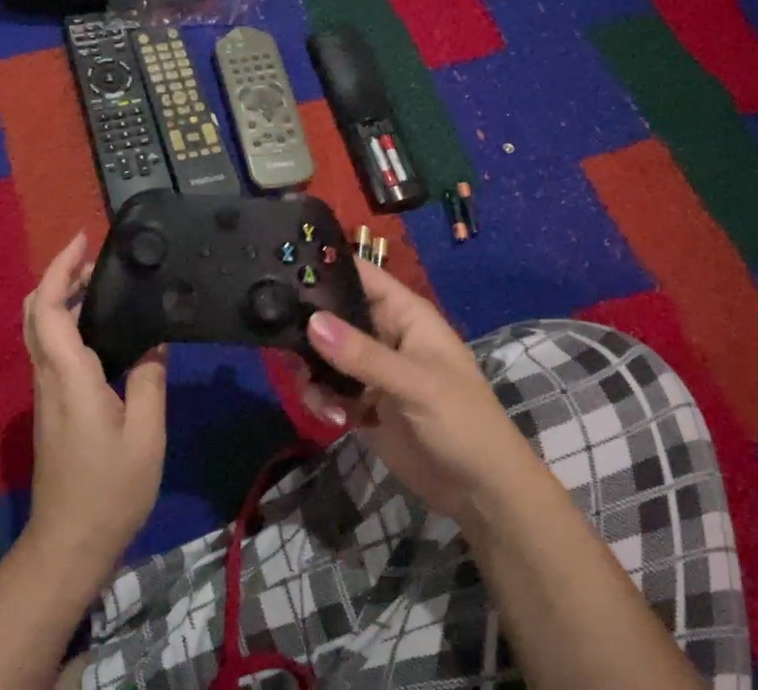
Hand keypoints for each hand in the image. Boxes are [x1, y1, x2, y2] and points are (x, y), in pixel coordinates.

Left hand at [21, 233, 168, 565]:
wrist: (70, 540)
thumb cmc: (110, 489)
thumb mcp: (145, 434)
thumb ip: (148, 379)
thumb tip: (153, 340)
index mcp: (68, 375)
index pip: (50, 307)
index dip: (60, 268)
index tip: (83, 240)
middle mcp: (48, 376)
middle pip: (36, 312)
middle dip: (60, 276)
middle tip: (98, 261)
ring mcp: (45, 392)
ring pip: (41, 330)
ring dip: (64, 299)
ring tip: (107, 287)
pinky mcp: (51, 407)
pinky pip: (52, 350)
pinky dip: (69, 325)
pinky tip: (105, 332)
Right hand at [294, 261, 538, 516]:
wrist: (480, 492)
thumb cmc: (464, 424)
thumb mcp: (417, 385)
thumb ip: (363, 355)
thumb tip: (310, 322)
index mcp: (406, 316)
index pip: (362, 276)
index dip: (327, 267)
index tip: (282, 266)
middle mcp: (384, 336)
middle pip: (333, 314)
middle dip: (306, 327)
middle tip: (277, 339)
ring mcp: (370, 371)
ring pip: (322, 355)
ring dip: (312, 375)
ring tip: (320, 400)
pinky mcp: (360, 403)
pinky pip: (326, 389)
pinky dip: (321, 400)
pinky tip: (333, 419)